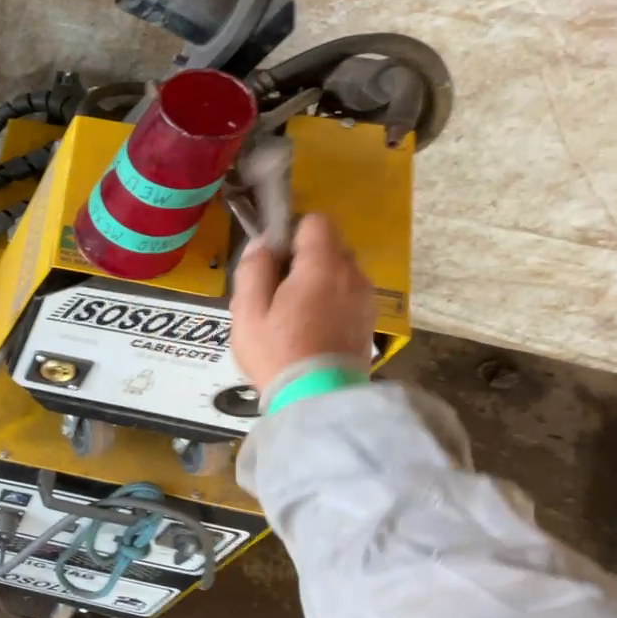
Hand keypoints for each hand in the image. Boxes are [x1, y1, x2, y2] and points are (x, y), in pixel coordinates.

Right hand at [229, 213, 376, 391]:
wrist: (316, 395)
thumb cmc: (276, 352)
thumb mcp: (248, 311)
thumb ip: (253, 270)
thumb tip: (262, 243)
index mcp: (320, 265)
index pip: (313, 222)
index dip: (289, 233)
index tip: (269, 259)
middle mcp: (351, 272)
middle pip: (327, 246)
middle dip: (301, 259)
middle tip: (272, 293)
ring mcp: (364, 295)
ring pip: (338, 271)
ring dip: (316, 281)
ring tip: (289, 314)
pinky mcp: (368, 317)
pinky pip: (346, 293)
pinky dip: (329, 300)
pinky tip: (309, 327)